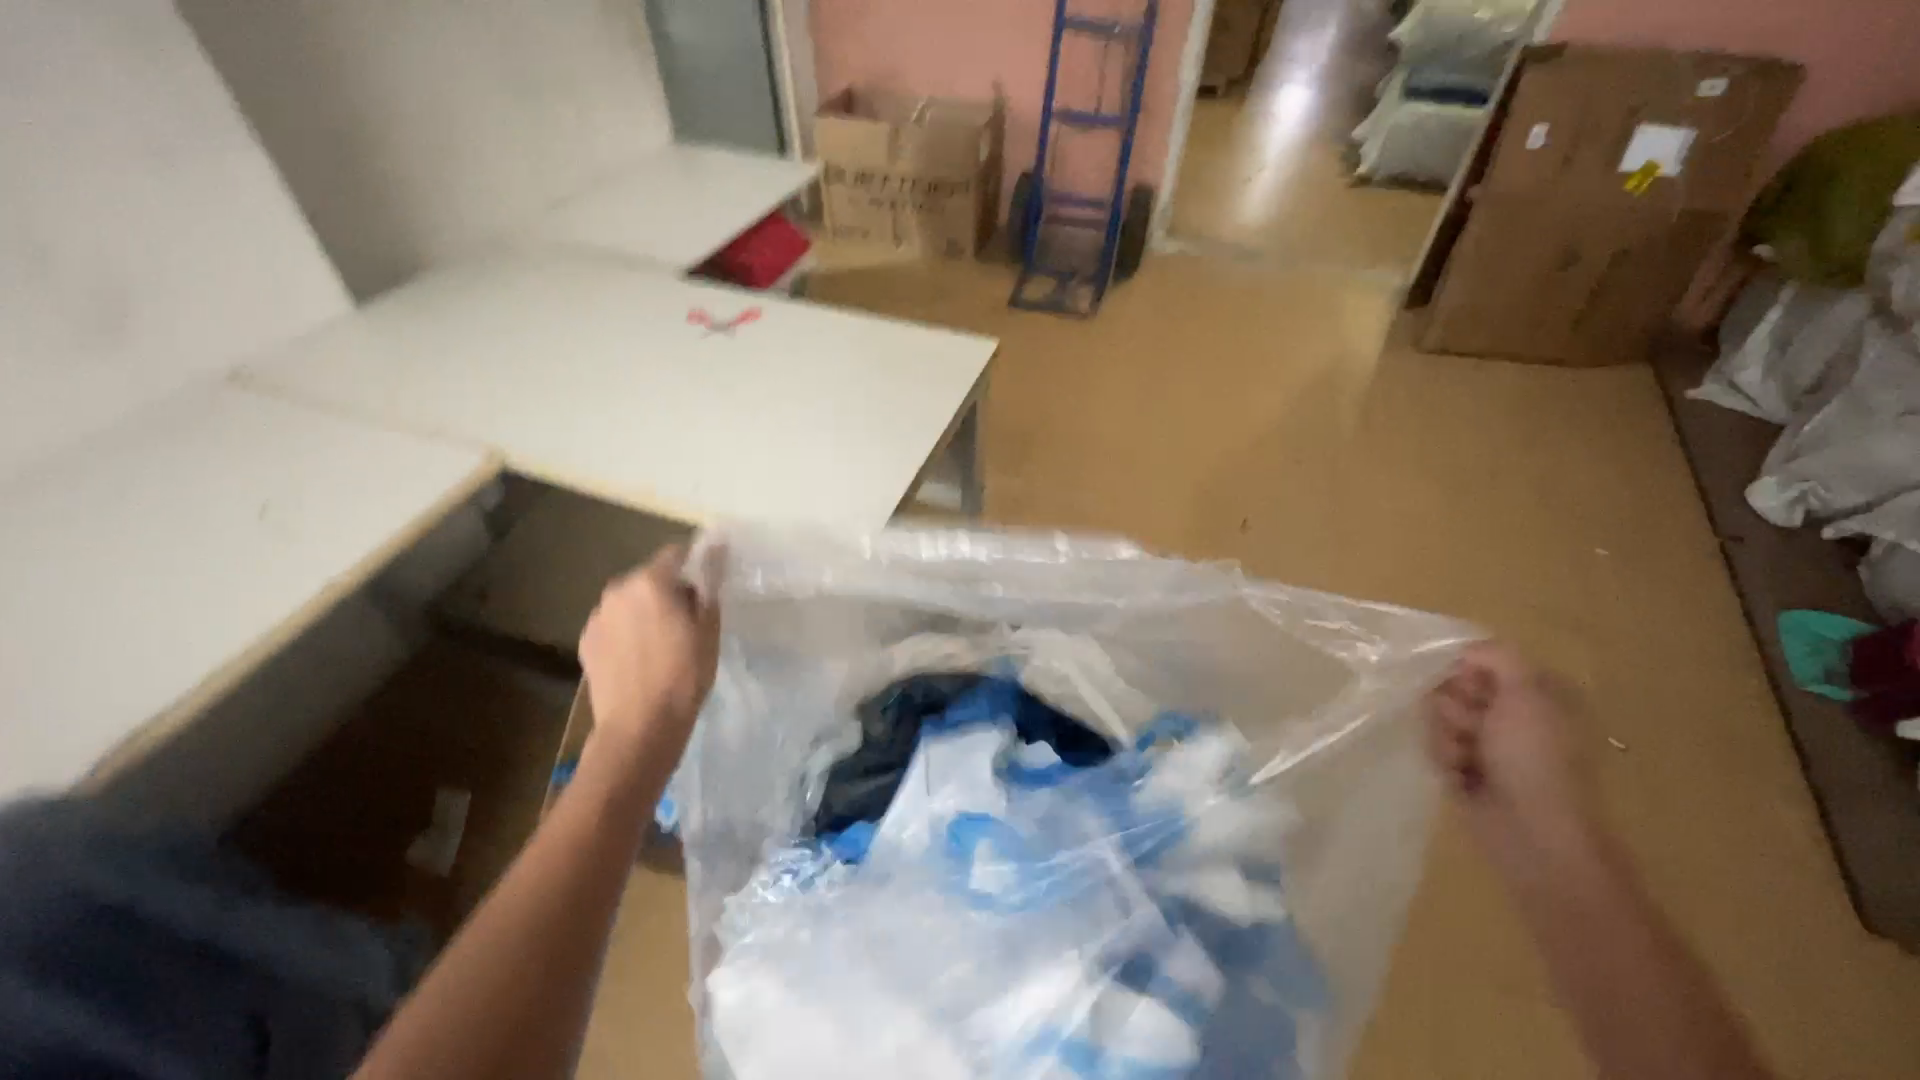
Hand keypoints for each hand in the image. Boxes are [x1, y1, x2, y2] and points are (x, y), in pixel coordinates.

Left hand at [577, 544, 721, 766]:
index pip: (676, 553)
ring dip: (647, 611)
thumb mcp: (709, 630)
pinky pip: (615, 625)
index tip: (708, 586)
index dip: (695, 565)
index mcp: (650, 582)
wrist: (639, 727)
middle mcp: (617, 590)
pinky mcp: (586, 641)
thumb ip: (710, 585)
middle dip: (670, 591)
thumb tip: (715, 551)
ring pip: (630, 602)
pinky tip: (641, 659)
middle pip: (651, 577)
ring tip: (663, 644)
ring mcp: (597, 616)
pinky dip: (628, 632)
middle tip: (689, 621)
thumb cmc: (684, 676)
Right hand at [1427, 642, 1600, 861]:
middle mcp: (1509, 714)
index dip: (1463, 669)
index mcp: (1532, 692)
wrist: (1532, 830)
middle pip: (1451, 687)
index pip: (1478, 660)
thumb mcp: (1526, 693)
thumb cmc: (1533, 757)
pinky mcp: (1465, 769)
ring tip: (1466, 760)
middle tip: (1471, 726)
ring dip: (1445, 736)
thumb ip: (1497, 657)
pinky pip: (1435, 748)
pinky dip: (1443, 760)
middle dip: (1452, 706)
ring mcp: (1487, 743)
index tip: (1465, 683)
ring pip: (1438, 718)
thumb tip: (1465, 650)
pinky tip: (1460, 777)